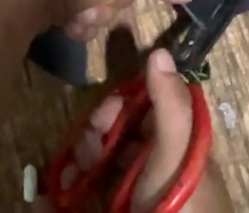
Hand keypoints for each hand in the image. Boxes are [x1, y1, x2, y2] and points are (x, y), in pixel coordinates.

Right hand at [48, 49, 234, 212]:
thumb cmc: (179, 205)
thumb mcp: (176, 153)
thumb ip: (169, 105)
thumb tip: (161, 51)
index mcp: (180, 143)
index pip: (145, 106)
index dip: (119, 105)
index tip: (100, 116)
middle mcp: (162, 163)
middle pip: (122, 131)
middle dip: (96, 133)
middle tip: (84, 150)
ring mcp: (141, 189)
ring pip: (106, 156)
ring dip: (83, 156)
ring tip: (72, 173)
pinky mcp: (124, 207)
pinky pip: (98, 183)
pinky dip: (80, 178)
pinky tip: (68, 184)